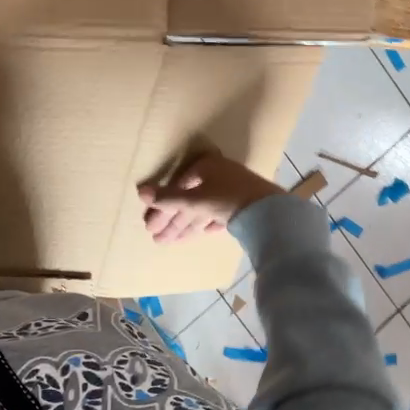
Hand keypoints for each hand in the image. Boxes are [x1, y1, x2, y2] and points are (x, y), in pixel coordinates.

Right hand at [138, 151, 284, 244]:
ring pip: (201, 210)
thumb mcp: (193, 200)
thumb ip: (167, 198)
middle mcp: (218, 176)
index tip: (151, 221)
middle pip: (188, 199)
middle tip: (155, 237)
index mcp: (206, 166)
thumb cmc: (227, 198)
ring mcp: (232, 192)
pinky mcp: (243, 209)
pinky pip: (216, 217)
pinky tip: (196, 235)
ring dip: (184, 226)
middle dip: (171, 219)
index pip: (178, 184)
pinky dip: (204, 225)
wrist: (270, 213)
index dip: (162, 204)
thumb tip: (139, 191)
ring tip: (167, 242)